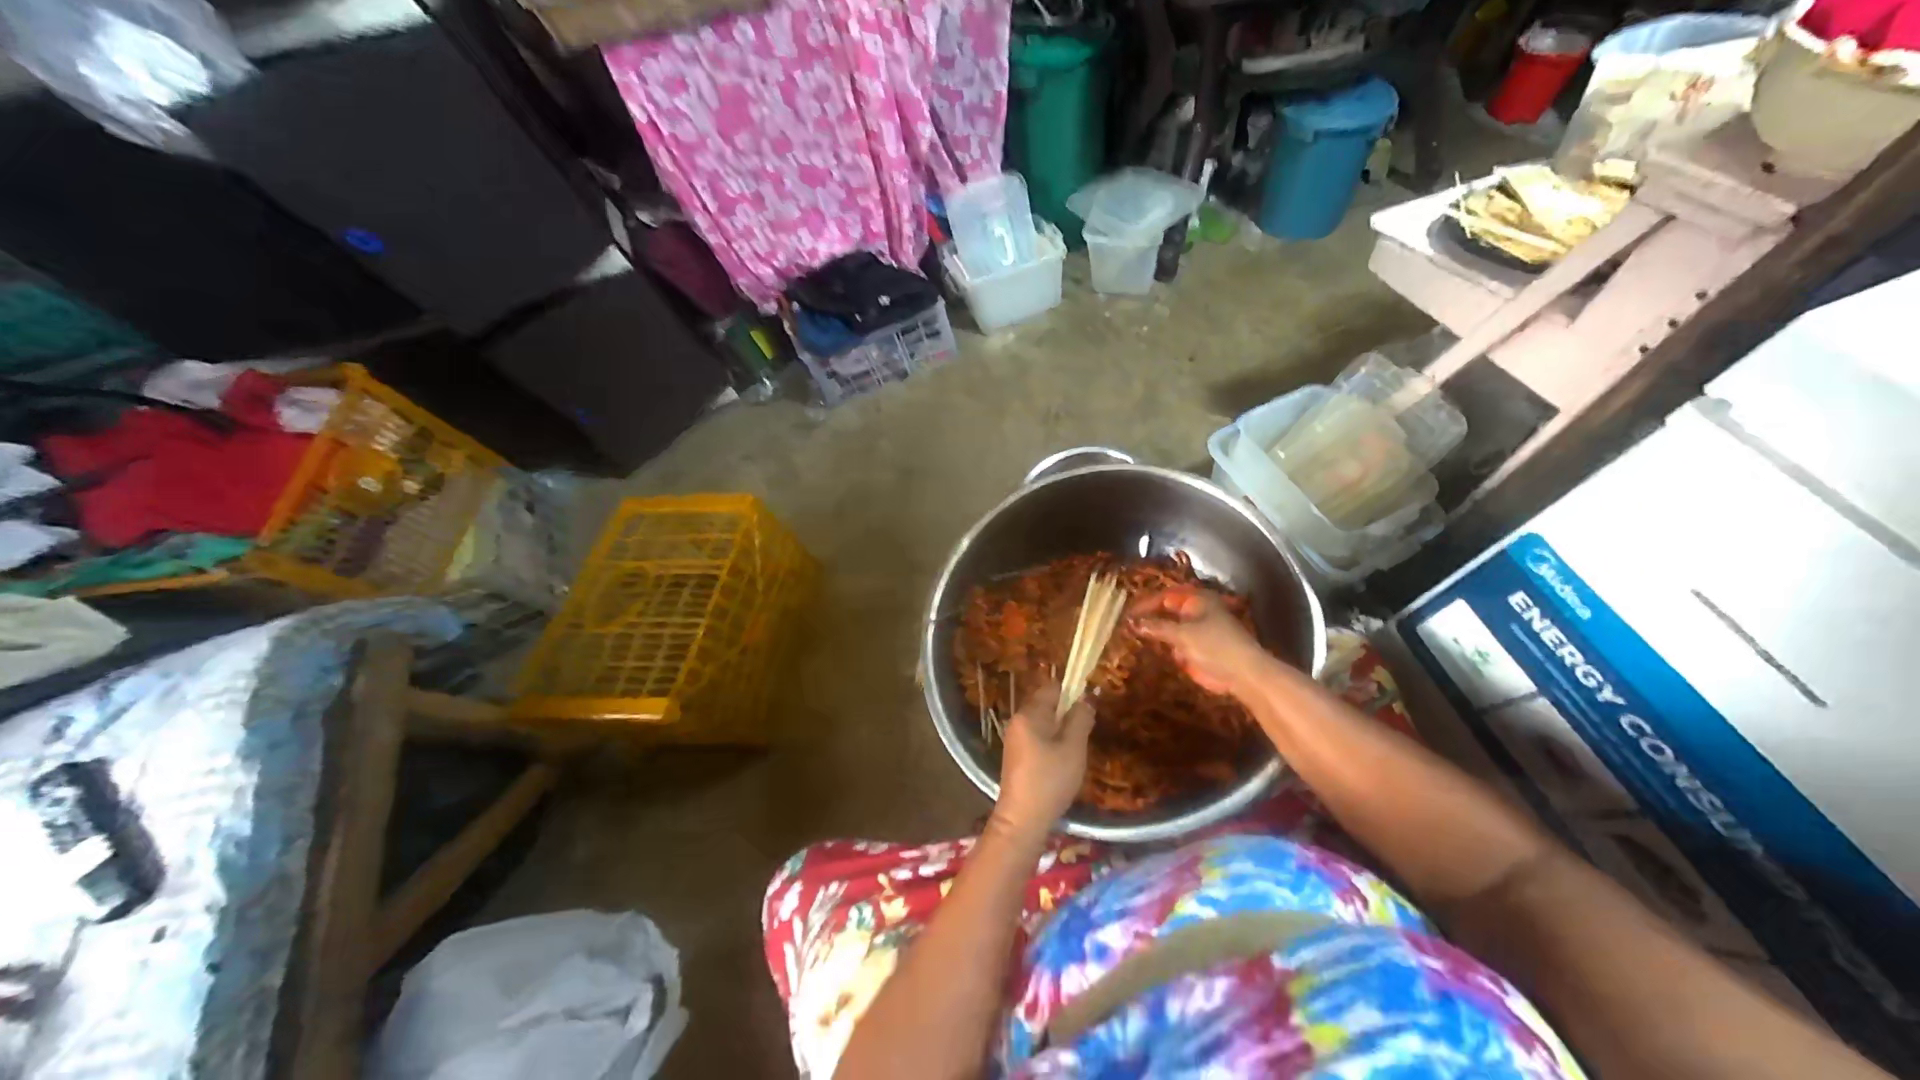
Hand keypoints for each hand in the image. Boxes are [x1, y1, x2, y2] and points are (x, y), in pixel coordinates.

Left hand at [991, 678, 1094, 838]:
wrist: (1022, 819)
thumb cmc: (1050, 780)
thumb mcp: (1073, 748)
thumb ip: (1080, 719)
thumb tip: (1086, 698)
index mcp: (1029, 714)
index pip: (1051, 687)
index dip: (1072, 690)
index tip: (1090, 704)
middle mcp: (1018, 721)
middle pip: (1046, 704)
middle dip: (1068, 711)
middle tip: (1087, 727)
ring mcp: (1014, 738)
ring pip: (1043, 722)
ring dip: (1061, 728)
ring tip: (1078, 745)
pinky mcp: (1016, 755)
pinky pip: (1037, 737)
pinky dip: (1052, 741)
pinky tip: (1063, 759)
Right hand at [1130, 587, 1271, 696]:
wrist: (1243, 674)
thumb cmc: (1215, 646)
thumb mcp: (1182, 634)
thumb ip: (1156, 627)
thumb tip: (1132, 623)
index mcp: (1197, 600)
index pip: (1165, 596)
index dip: (1146, 604)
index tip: (1128, 615)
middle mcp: (1197, 611)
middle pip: (1167, 610)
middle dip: (1148, 617)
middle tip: (1127, 625)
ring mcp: (1198, 631)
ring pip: (1170, 627)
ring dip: (1154, 632)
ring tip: (1132, 638)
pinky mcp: (1198, 649)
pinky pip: (1175, 644)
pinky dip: (1163, 647)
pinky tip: (1149, 651)